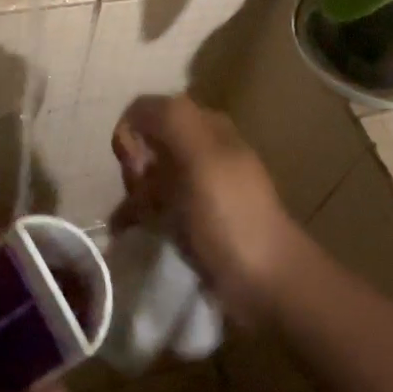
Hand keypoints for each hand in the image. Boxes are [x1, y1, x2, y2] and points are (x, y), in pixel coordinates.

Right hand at [110, 94, 306, 323]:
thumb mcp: (201, 155)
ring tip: (127, 222)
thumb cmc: (230, 214)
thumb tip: (133, 114)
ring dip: (133, 194)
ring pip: (151, 177)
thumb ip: (168, 119)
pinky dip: (138, 215)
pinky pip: (158, 207)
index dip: (133, 135)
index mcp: (207, 127)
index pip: (150, 111)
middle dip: (134, 168)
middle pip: (148, 144)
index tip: (136, 168)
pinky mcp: (196, 220)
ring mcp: (199, 187)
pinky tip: (127, 231)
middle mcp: (202, 150)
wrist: (266, 280)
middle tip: (142, 197)